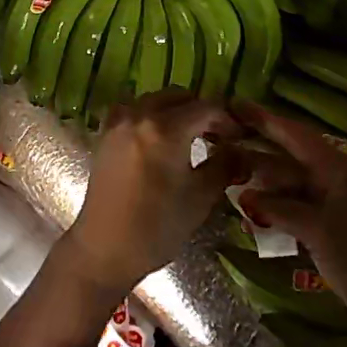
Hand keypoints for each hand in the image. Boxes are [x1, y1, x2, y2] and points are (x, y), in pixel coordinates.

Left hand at [56, 90, 242, 297]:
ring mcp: (118, 122)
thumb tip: (242, 152)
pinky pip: (135, 111)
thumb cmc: (157, 227)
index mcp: (165, 128)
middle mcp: (139, 115)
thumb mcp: (200, 197)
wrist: (104, 249)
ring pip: (156, 100)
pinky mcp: (106, 134)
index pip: (206, 108)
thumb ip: (225, 165)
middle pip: (179, 96)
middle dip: (202, 111)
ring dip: (177, 110)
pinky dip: (153, 116)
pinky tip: (162, 140)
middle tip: (218, 135)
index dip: (228, 119)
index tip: (240, 136)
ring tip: (191, 136)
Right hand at [232, 101, 346, 346]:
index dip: (265, 120)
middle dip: (258, 154)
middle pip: (292, 160)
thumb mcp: (320, 230)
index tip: (235, 104)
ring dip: (265, 187)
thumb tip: (247, 197)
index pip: (296, 135)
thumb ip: (281, 209)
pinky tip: (254, 217)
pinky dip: (278, 211)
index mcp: (342, 168)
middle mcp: (341, 180)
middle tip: (219, 149)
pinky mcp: (338, 231)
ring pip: (295, 187)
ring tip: (227, 181)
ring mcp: (340, 206)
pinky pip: (301, 211)